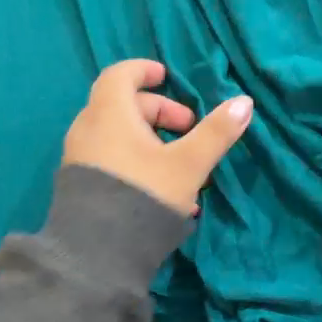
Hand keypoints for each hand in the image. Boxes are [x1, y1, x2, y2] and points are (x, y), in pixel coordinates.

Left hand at [63, 59, 253, 215]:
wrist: (97, 250)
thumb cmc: (144, 195)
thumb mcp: (187, 165)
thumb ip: (215, 133)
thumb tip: (244, 103)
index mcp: (109, 113)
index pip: (120, 75)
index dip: (144, 71)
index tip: (166, 77)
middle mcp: (87, 129)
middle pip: (121, 106)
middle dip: (157, 113)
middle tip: (187, 129)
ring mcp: (78, 159)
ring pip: (116, 137)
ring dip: (148, 142)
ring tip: (179, 166)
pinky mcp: (77, 186)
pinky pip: (108, 161)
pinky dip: (133, 162)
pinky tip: (160, 192)